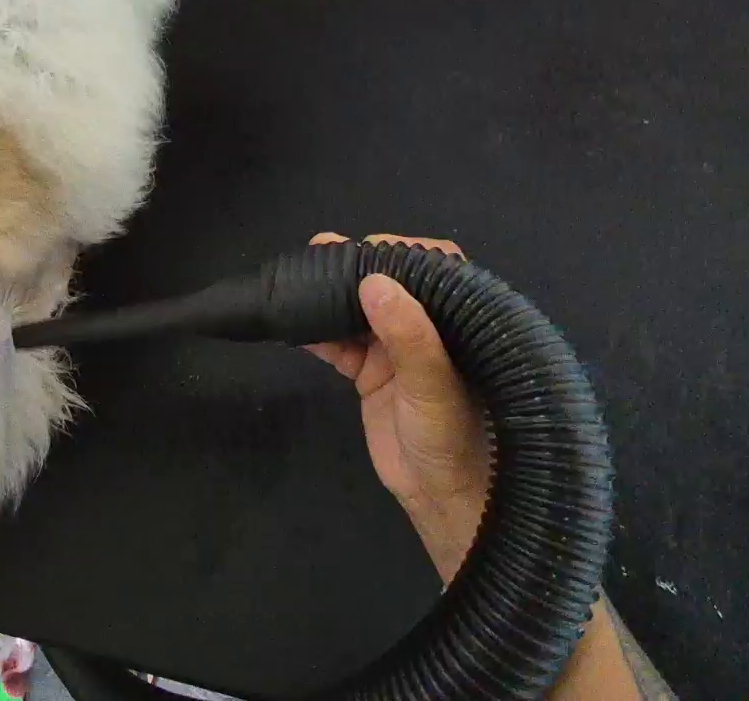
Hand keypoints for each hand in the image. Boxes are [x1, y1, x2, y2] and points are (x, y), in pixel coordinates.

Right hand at [303, 233, 489, 583]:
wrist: (443, 500)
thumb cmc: (454, 439)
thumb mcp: (433, 385)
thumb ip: (408, 334)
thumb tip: (373, 281)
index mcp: (457, 320)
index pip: (431, 267)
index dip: (398, 252)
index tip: (362, 248)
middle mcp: (427, 328)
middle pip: (387, 285)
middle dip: (352, 269)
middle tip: (318, 253)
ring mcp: (396, 351)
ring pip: (357, 312)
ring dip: (329, 298)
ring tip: (298, 279)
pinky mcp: (371, 374)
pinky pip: (339, 345)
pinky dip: (316, 335)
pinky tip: (291, 325)